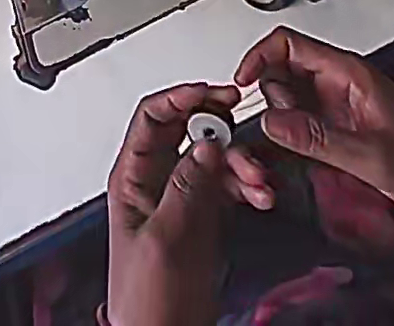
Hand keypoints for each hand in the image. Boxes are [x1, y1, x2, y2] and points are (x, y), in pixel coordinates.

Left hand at [106, 83, 273, 325]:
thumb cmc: (145, 300)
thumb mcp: (162, 239)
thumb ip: (185, 188)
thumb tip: (206, 144)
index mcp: (134, 175)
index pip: (151, 118)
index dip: (177, 98)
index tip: (207, 92)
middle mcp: (158, 176)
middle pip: (186, 128)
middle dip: (215, 120)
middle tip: (238, 112)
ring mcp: (184, 192)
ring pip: (213, 154)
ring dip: (239, 159)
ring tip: (256, 178)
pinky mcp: (206, 211)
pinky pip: (229, 182)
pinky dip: (247, 184)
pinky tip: (259, 195)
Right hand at [235, 27, 393, 236]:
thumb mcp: (374, 156)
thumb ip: (319, 138)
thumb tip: (273, 122)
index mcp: (350, 73)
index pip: (290, 44)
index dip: (260, 56)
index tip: (243, 80)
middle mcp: (341, 83)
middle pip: (284, 68)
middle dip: (271, 94)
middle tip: (279, 126)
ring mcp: (339, 105)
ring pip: (290, 95)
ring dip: (280, 116)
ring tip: (291, 143)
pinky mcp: (340, 127)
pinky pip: (302, 119)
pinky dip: (291, 132)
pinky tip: (295, 152)